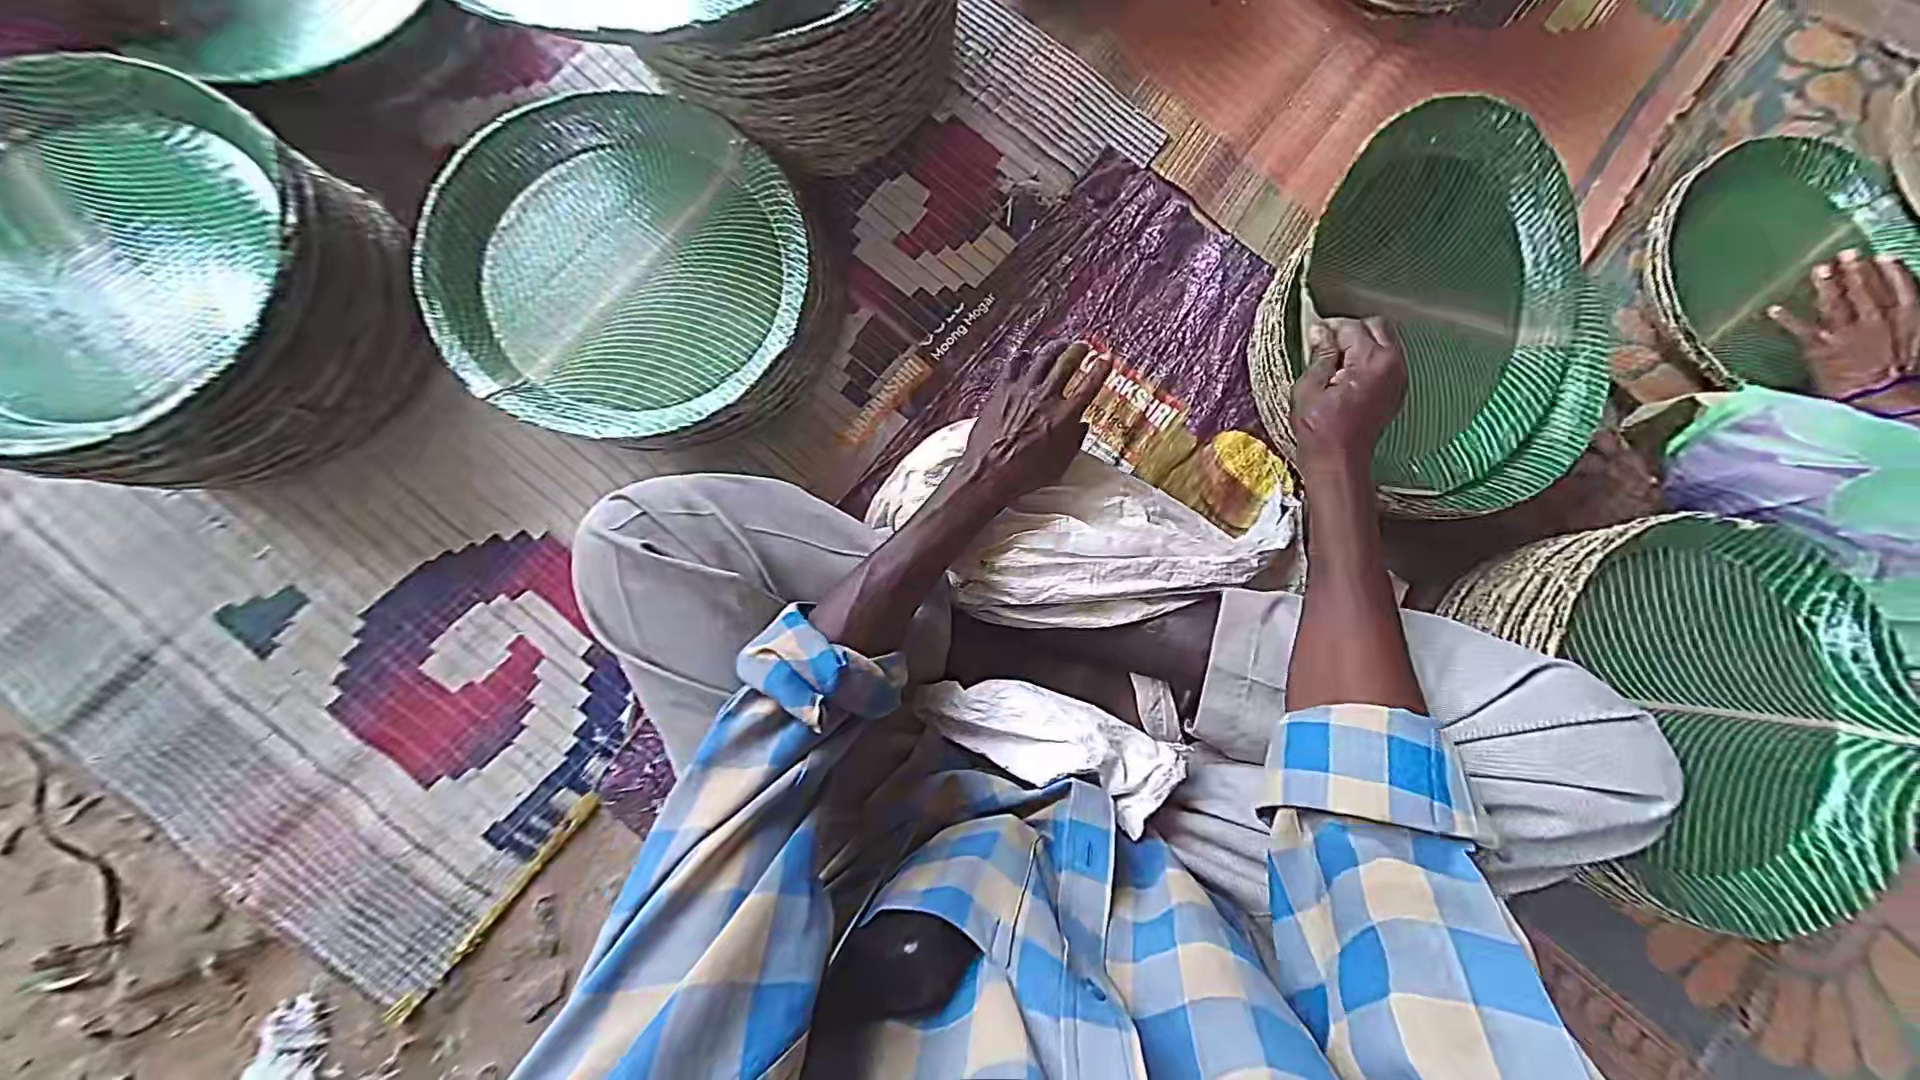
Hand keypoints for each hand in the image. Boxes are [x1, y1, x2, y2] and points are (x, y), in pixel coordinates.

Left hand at [953, 340, 1111, 508]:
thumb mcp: (1060, 462)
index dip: (1101, 368)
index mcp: (1066, 415)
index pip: (1090, 384)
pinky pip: (1014, 364)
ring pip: (1043, 357)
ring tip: (1059, 345)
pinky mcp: (1002, 389)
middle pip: (1067, 362)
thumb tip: (1081, 426)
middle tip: (1083, 346)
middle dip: (1079, 350)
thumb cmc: (1025, 473)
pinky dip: (1022, 356)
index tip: (1106, 358)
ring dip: (1054, 348)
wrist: (991, 471)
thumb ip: (1074, 440)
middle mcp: (1047, 397)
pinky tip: (1025, 355)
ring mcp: (1023, 390)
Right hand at [1290, 317, 1407, 481]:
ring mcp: (1398, 378)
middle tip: (1323, 344)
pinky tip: (1345, 375)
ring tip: (1333, 362)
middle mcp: (1393, 365)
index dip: (1328, 328)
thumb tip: (1320, 332)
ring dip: (1359, 344)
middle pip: (1376, 326)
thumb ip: (1320, 356)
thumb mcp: (1308, 390)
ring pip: (1384, 341)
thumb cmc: (1320, 431)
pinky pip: (1385, 360)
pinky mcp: (1395, 390)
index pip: (1352, 327)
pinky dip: (1367, 359)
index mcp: (1372, 362)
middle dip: (1349, 330)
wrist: (1338, 462)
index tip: (1311, 335)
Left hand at [1768, 249, 1919, 399]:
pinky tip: (1773, 309)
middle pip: (1865, 291)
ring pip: (1836, 302)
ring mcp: (1846, 333)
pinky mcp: (1819, 346)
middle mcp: (1877, 321)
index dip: (1892, 272)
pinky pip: (1799, 328)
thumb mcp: (1915, 342)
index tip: (1883, 255)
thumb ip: (1907, 323)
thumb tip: (1902, 308)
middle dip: (1856, 271)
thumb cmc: (1900, 374)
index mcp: (1908, 319)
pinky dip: (1786, 318)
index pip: (1901, 289)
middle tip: (1846, 253)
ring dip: (1827, 284)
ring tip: (1819, 269)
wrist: (1879, 394)